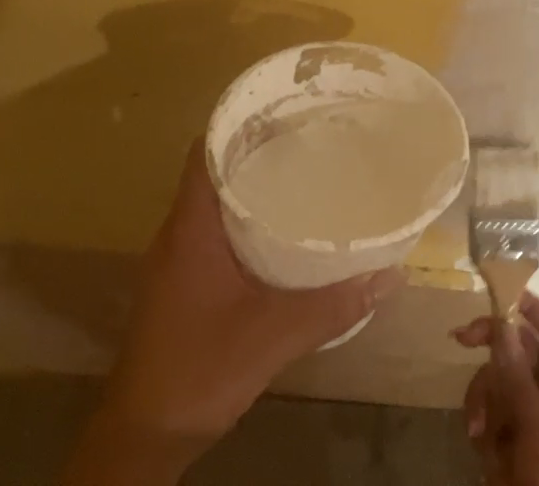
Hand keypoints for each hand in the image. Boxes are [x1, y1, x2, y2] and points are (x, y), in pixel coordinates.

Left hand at [66, 142, 406, 483]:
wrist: (147, 431)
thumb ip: (333, 305)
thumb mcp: (273, 335)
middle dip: (257, 149)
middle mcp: (179, 233)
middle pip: (214, 170)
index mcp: (191, 227)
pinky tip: (284, 235)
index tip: (283, 107)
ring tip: (305, 175)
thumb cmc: (200, 368)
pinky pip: (217, 232)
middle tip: (310, 138)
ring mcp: (179, 259)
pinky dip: (248, 221)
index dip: (239, 121)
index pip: (206, 150)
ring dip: (252, 186)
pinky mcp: (185, 284)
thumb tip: (392, 274)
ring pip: (216, 203)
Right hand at [451, 295, 538, 485]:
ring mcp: (524, 416)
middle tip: (460, 337)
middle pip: (515, 348)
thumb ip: (517, 377)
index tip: (497, 289)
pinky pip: (483, 409)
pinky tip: (480, 445)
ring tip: (479, 430)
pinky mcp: (503, 437)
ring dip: (481, 396)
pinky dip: (477, 421)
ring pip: (493, 378)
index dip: (530, 306)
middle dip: (489, 347)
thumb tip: (502, 324)